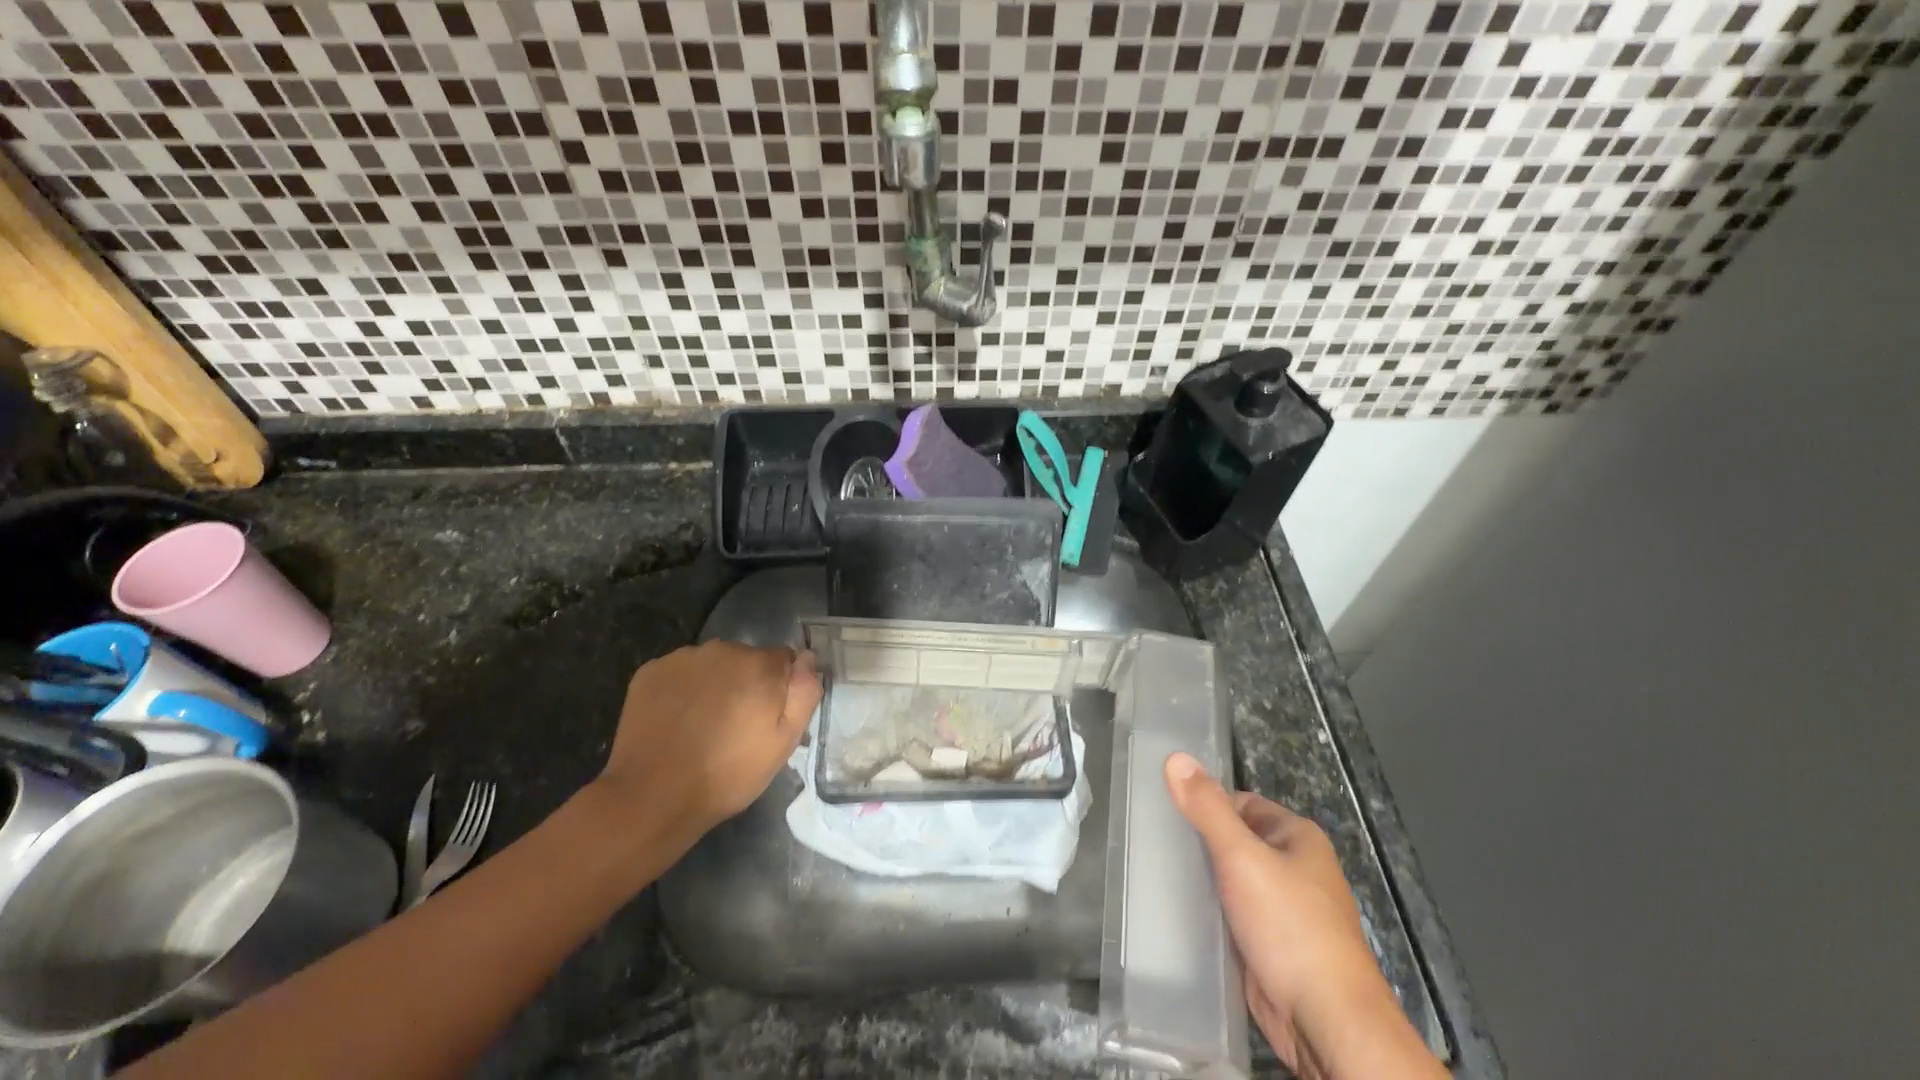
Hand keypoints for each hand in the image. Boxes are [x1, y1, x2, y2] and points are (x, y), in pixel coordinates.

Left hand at [593, 641, 820, 853]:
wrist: (654, 795)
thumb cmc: (728, 774)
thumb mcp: (783, 742)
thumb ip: (803, 693)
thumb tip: (807, 658)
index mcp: (759, 664)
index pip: (783, 659)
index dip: (779, 687)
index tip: (768, 717)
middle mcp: (721, 649)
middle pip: (745, 659)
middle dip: (746, 684)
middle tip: (737, 726)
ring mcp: (681, 658)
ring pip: (711, 665)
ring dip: (714, 685)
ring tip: (704, 726)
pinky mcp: (650, 671)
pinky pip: (679, 673)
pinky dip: (682, 690)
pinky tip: (677, 721)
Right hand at [1164, 753, 1443, 1079]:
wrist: (1323, 1018)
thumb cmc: (1289, 926)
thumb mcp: (1243, 858)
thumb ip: (1208, 810)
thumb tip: (1175, 758)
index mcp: (1298, 838)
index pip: (1241, 803)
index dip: (1203, 802)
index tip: (1159, 807)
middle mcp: (1294, 869)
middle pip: (1234, 843)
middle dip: (1195, 844)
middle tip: (1146, 841)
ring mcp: (1281, 911)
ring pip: (1229, 883)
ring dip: (1197, 882)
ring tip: (1147, 873)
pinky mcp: (1266, 946)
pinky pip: (1229, 918)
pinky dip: (1204, 914)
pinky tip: (1168, 913)